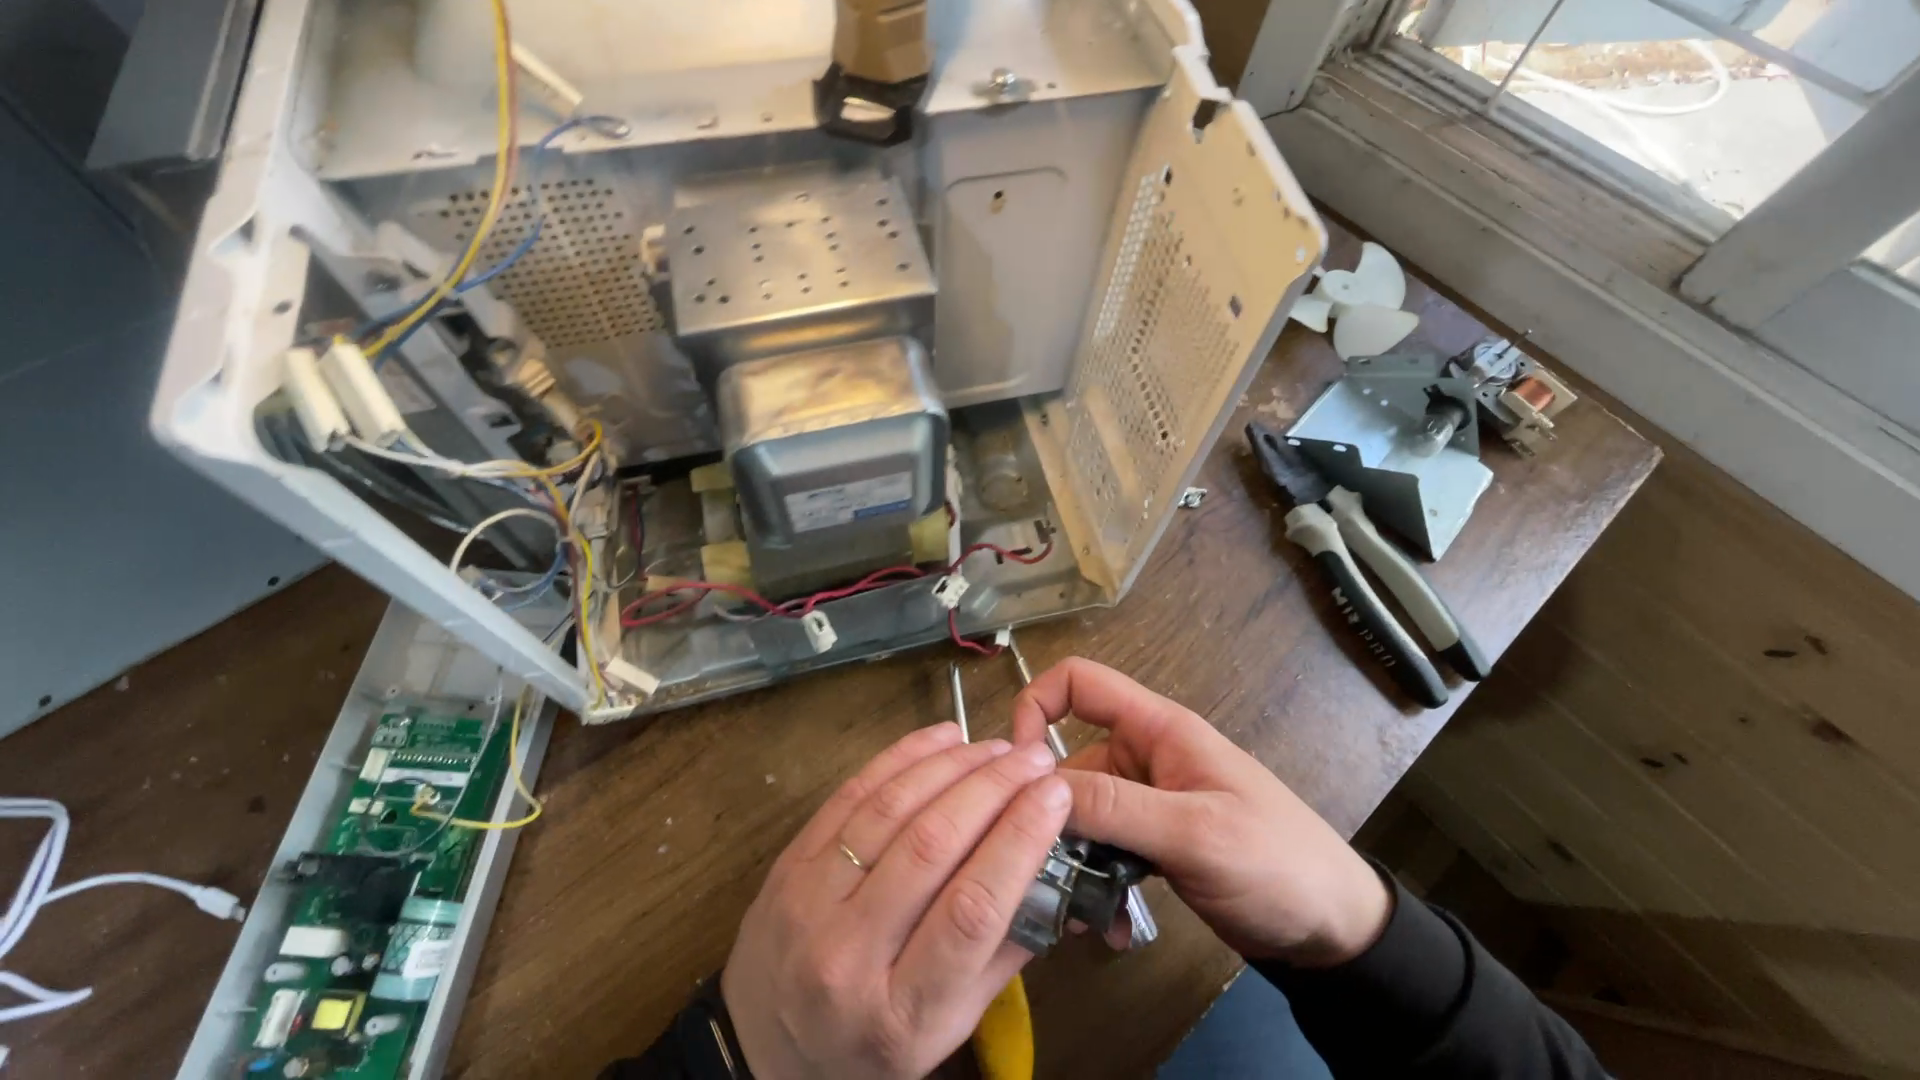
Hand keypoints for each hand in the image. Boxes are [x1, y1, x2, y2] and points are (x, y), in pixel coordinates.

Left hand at [721, 722, 1070, 1078]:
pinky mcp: (788, 863)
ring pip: (890, 810)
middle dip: (993, 789)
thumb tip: (1060, 877)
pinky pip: (851, 793)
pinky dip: (902, 757)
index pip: (971, 910)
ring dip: (952, 766)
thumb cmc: (867, 1046)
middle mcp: (849, 951)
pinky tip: (943, 738)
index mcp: (901, 1011)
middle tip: (1035, 759)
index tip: (1054, 795)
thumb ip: (1002, 956)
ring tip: (998, 746)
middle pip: (931, 847)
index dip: (1018, 841)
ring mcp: (809, 900)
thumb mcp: (944, 1030)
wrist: (761, 1048)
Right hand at [1011, 658, 1390, 967]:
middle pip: (1067, 764)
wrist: (1334, 928)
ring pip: (1080, 816)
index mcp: (1157, 730)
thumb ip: (1115, 807)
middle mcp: (1143, 759)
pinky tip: (1102, 925)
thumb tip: (1032, 788)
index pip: (1078, 683)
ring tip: (1073, 912)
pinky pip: (1102, 851)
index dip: (1035, 706)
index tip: (1015, 769)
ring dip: (1070, 860)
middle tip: (1033, 868)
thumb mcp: (1193, 832)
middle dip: (1046, 814)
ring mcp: (1147, 804)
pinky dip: (1094, 883)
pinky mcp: (1152, 844)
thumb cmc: (1274, 861)